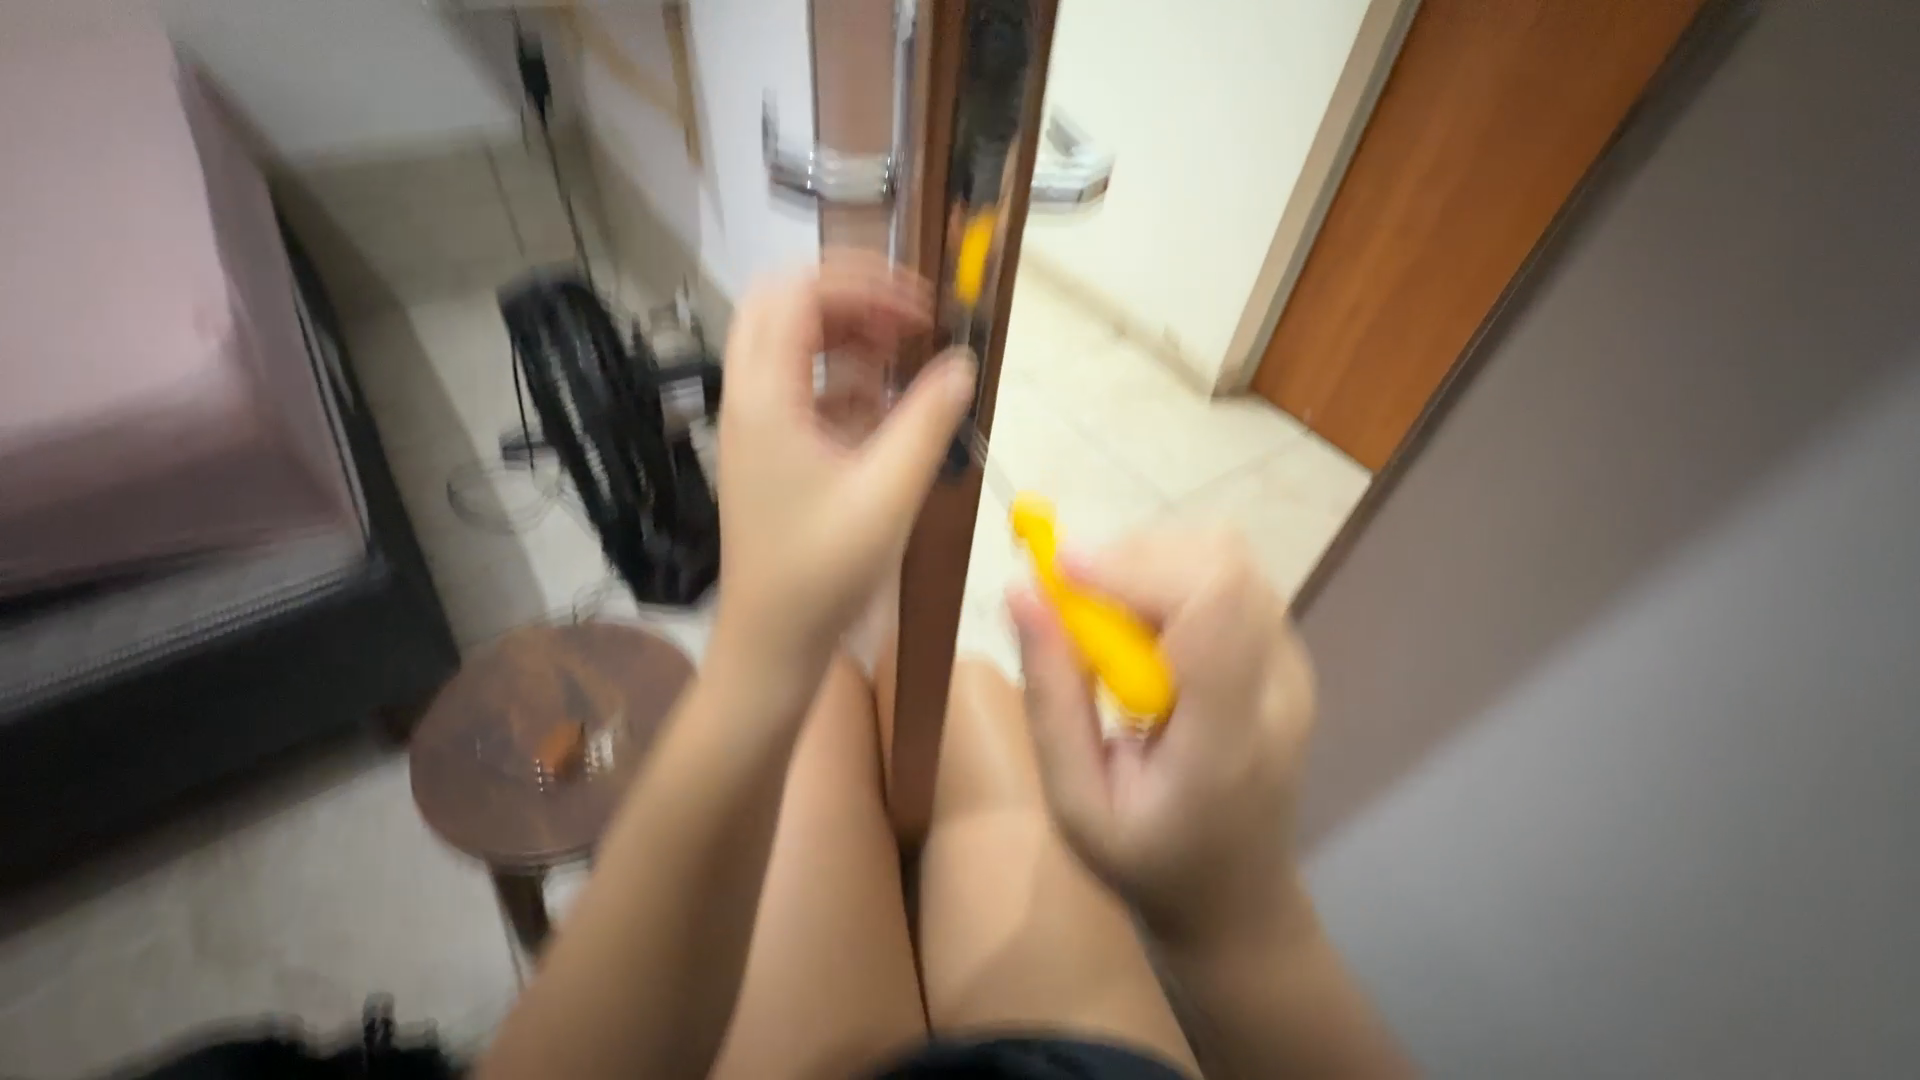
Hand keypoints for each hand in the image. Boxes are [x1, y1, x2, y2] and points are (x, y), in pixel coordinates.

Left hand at [713, 254, 975, 691]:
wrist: (773, 641)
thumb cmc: (824, 571)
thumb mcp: (889, 492)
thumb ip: (928, 419)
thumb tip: (961, 362)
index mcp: (766, 397)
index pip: (799, 294)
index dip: (863, 283)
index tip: (923, 307)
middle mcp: (750, 399)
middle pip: (788, 309)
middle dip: (854, 302)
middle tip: (912, 324)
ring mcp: (757, 426)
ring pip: (795, 349)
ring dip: (851, 342)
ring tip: (908, 362)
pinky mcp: (772, 453)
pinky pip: (806, 393)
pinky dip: (847, 386)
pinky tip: (889, 411)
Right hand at [1009, 530, 1314, 945]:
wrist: (1237, 892)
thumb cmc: (1149, 861)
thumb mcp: (1075, 802)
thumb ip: (1052, 698)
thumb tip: (1023, 591)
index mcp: (1229, 739)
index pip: (1213, 607)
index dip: (1134, 566)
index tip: (1059, 569)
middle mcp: (1278, 686)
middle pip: (1223, 564)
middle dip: (1132, 559)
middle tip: (1074, 599)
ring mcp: (1292, 664)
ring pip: (1226, 556)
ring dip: (1149, 564)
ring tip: (1107, 620)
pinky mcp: (1283, 650)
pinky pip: (1226, 577)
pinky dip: (1169, 576)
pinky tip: (1141, 627)